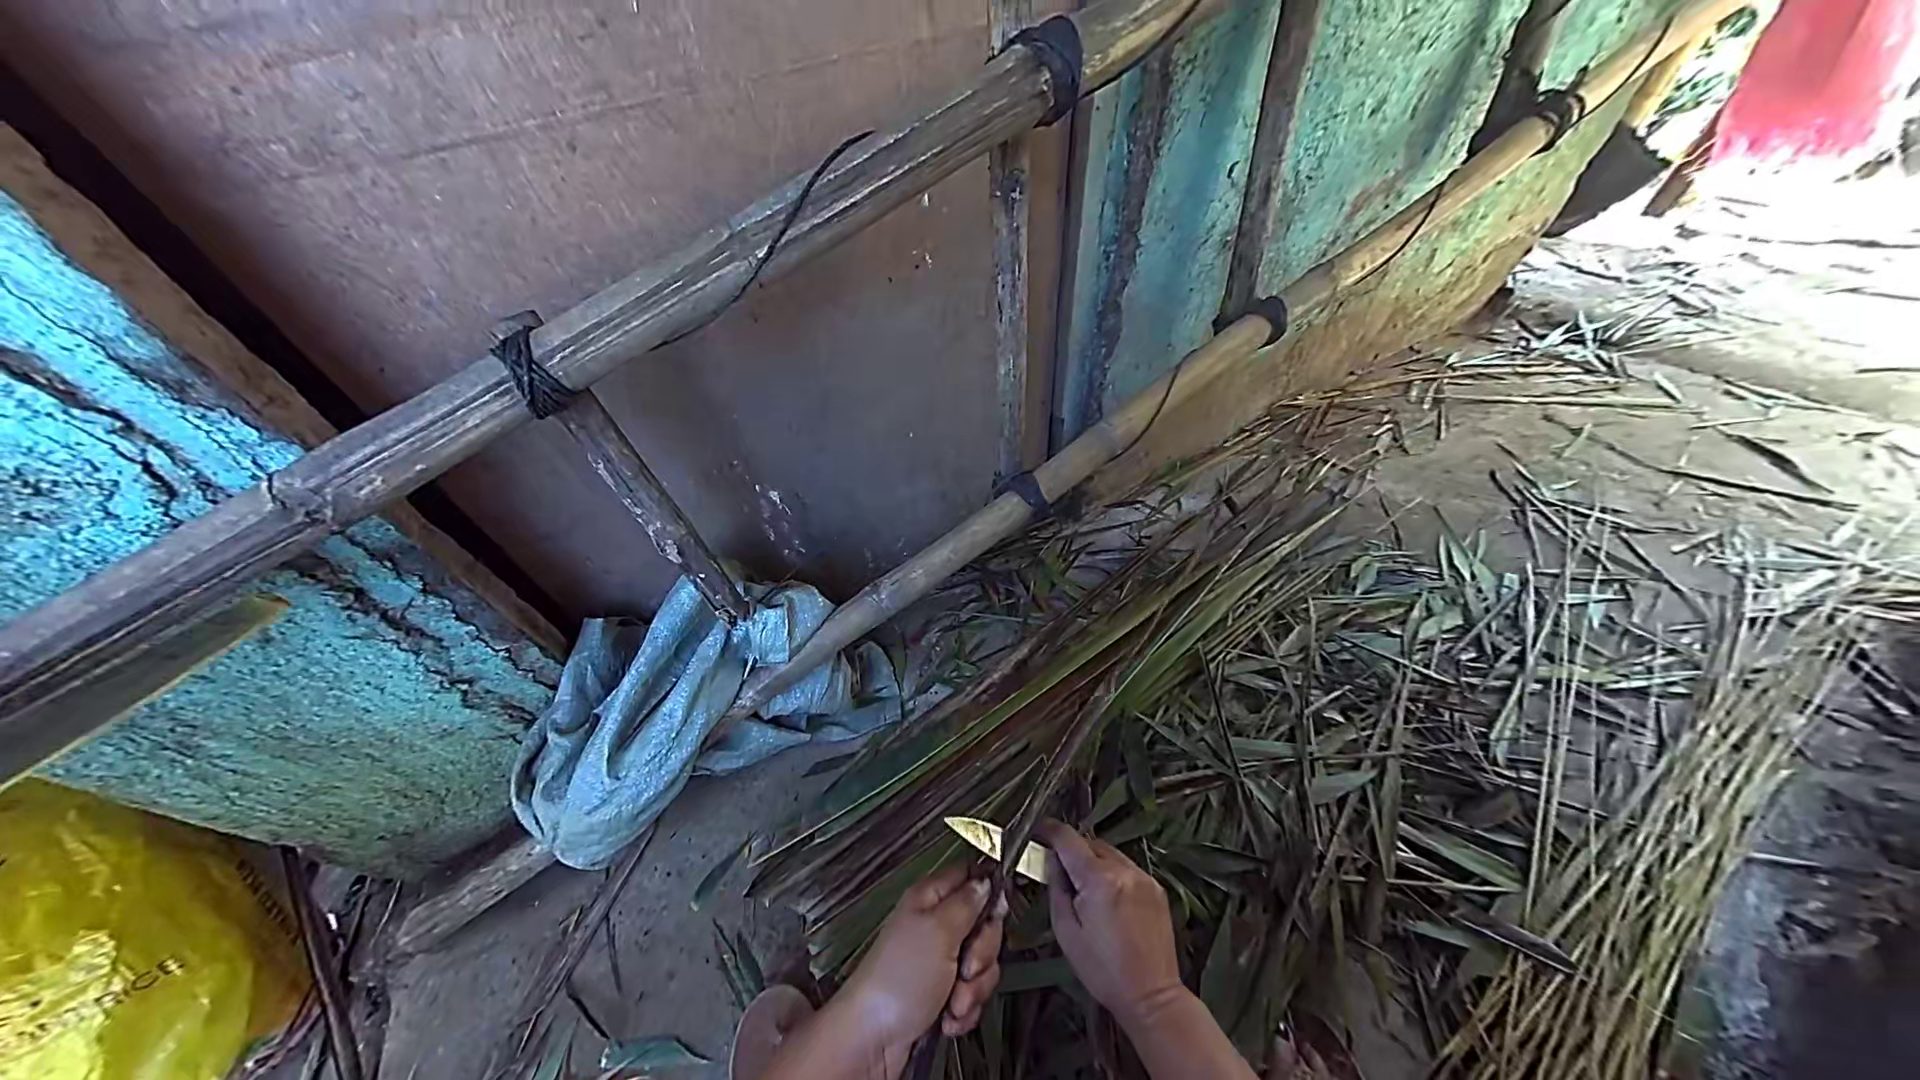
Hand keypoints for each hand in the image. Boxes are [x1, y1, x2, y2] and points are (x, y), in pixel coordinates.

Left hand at [834, 865, 1005, 1047]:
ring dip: (974, 989)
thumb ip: (967, 902)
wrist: (873, 1041)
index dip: (988, 893)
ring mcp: (939, 960)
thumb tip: (986, 882)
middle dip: (982, 954)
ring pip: (982, 964)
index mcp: (930, 898)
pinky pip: (973, 994)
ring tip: (952, 998)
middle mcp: (935, 925)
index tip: (990, 916)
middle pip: (983, 925)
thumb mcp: (938, 930)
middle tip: (965, 965)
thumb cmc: (895, 980)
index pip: (970, 877)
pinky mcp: (942, 992)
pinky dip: (965, 1010)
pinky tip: (948, 1015)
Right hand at [1036, 820, 1183, 1025]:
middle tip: (1063, 874)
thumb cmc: (1102, 970)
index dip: (1050, 830)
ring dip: (1094, 861)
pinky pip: (1127, 867)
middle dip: (1073, 852)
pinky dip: (1113, 873)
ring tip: (1088, 890)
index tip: (1039, 830)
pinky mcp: (1156, 887)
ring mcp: (1144, 877)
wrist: (1151, 997)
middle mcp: (1124, 870)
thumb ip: (1056, 887)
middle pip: (1090, 843)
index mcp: (1098, 879)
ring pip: (1110, 853)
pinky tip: (1110, 899)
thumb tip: (1051, 859)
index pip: (1069, 838)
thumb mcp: (1066, 930)